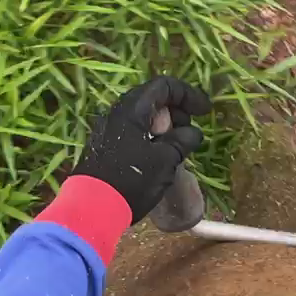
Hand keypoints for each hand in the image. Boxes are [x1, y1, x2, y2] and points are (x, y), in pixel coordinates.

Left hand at [73, 76, 211, 221]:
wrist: (91, 209)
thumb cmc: (131, 180)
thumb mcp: (165, 160)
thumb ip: (182, 141)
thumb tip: (192, 133)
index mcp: (133, 110)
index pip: (164, 86)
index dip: (188, 94)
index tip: (204, 112)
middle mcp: (118, 112)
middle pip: (153, 98)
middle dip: (176, 110)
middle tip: (188, 131)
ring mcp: (108, 128)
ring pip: (142, 115)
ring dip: (163, 124)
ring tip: (175, 146)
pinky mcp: (104, 144)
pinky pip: (133, 129)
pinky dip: (150, 134)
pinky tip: (157, 155)